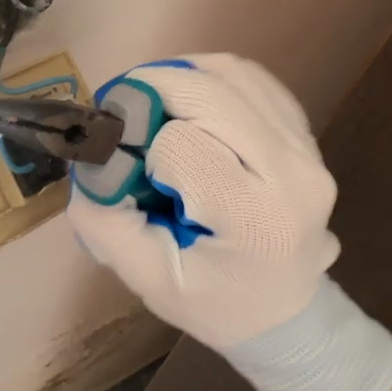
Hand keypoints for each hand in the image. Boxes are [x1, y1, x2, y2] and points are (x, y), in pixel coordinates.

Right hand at [67, 54, 391, 390]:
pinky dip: (209, 80)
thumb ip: (106, 222)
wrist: (286, 316)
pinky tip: (188, 106)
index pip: (179, 142)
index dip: (137, 143)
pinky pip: (251, 80)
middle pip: (209, 91)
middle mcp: (292, 173)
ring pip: (231, 74)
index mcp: (254, 216)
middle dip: (152, 90)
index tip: (118, 164)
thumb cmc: (214, 302)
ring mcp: (306, 149)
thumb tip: (85, 161)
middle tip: (121, 115)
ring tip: (151, 108)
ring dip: (179, 79)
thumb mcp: (147, 280)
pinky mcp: (304, 135)